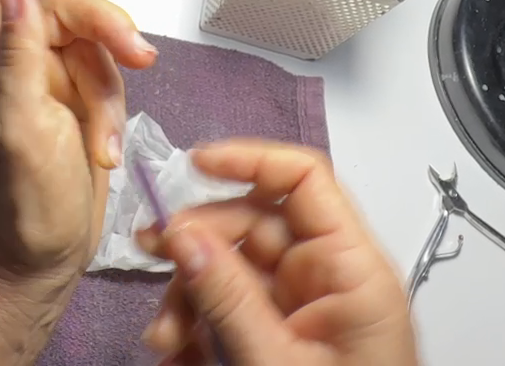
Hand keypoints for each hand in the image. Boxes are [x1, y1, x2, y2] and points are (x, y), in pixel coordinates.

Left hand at [0, 0, 159, 302]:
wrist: (43, 261)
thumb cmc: (17, 201)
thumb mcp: (16, 127)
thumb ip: (17, 55)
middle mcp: (19, 57)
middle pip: (65, 8)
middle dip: (103, 29)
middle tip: (137, 58)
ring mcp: (53, 76)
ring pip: (97, 43)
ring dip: (110, 91)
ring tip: (106, 143)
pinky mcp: (83, 98)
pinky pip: (111, 79)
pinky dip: (115, 113)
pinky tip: (107, 150)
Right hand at [137, 141, 417, 365]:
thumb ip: (229, 298)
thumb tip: (180, 233)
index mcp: (352, 271)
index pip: (305, 179)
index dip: (250, 159)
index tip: (194, 165)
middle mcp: (330, 277)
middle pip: (255, 221)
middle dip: (199, 240)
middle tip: (152, 254)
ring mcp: (305, 307)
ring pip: (234, 264)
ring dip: (190, 290)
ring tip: (164, 336)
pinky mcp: (285, 334)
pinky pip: (233, 303)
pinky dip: (200, 319)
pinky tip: (177, 349)